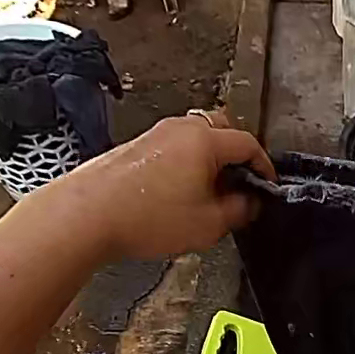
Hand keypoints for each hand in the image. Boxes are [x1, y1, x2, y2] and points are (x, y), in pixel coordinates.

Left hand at [56, 111, 276, 259]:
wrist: (87, 215)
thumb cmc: (145, 216)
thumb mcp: (209, 224)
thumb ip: (239, 211)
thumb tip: (250, 203)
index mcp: (206, 140)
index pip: (249, 144)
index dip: (264, 166)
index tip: (266, 185)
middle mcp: (181, 129)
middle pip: (223, 130)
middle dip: (238, 156)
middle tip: (241, 185)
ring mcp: (156, 135)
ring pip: (197, 139)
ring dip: (210, 161)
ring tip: (210, 195)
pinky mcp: (137, 148)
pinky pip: (174, 149)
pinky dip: (187, 165)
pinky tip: (181, 196)